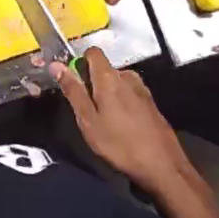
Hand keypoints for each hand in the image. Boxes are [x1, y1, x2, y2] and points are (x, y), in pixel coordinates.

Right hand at [52, 48, 198, 199]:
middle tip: (86, 111)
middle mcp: (128, 77)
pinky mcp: (151, 103)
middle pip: (104, 69)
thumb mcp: (87, 120)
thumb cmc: (118, 143)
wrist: (161, 165)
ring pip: (116, 82)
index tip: (73, 82)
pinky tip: (120, 125)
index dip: (80, 62)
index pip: (92, 52)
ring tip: (103, 121)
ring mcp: (142, 89)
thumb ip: (73, 91)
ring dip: (106, 95)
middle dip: (92, 83)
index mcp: (109, 77)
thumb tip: (56, 65)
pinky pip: (128, 93)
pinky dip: (120, 102)